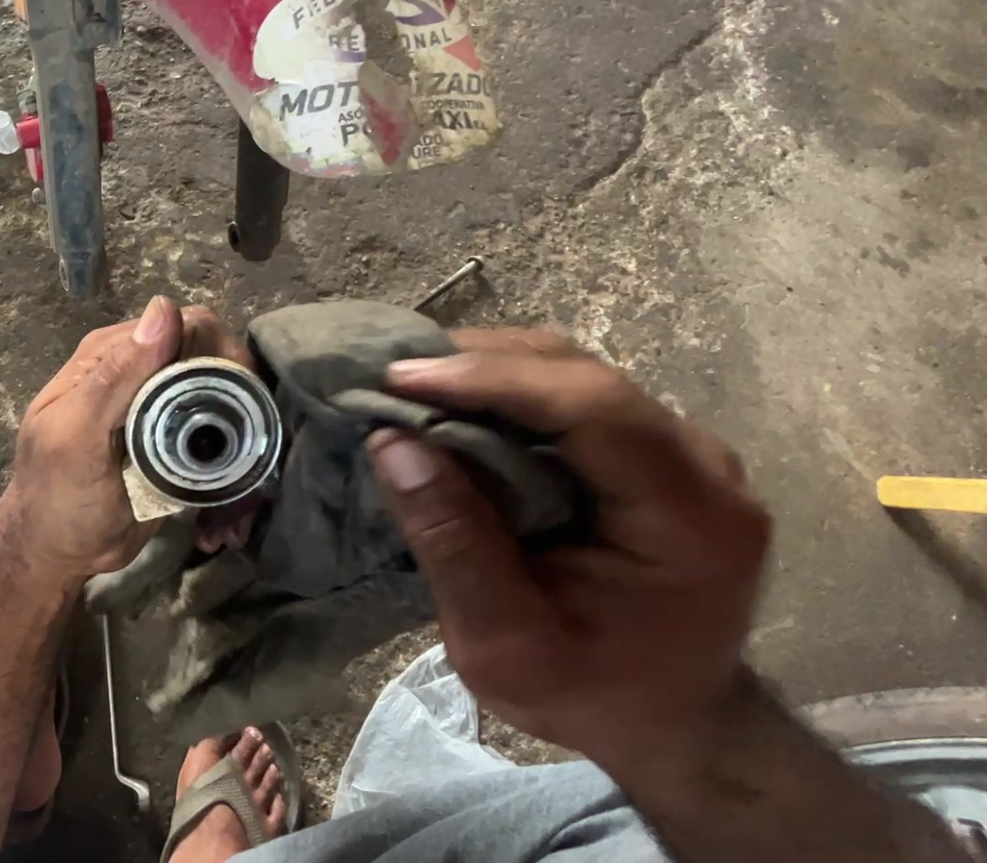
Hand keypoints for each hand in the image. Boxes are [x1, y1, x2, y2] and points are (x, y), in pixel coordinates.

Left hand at [0, 296, 248, 584]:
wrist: (57, 552)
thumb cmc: (56, 493)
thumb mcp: (78, 434)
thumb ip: (117, 373)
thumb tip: (165, 307)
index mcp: (110, 355)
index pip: (182, 325)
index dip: (216, 349)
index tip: (237, 392)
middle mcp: (140, 372)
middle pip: (210, 358)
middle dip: (237, 393)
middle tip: (247, 442)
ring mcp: (161, 408)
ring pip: (221, 396)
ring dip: (242, 432)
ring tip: (243, 480)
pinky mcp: (176, 444)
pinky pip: (218, 435)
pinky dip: (231, 460)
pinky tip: (232, 501)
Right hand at [364, 329, 768, 772]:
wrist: (662, 719)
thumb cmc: (587, 692)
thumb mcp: (504, 643)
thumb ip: (451, 543)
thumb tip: (389, 441)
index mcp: (688, 518)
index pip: (592, 408)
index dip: (490, 381)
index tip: (397, 380)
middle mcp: (697, 462)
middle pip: (578, 373)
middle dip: (474, 364)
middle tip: (385, 378)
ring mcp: (674, 448)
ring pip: (569, 368)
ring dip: (481, 367)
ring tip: (405, 385)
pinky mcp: (641, 446)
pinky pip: (563, 390)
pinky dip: (495, 385)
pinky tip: (446, 400)